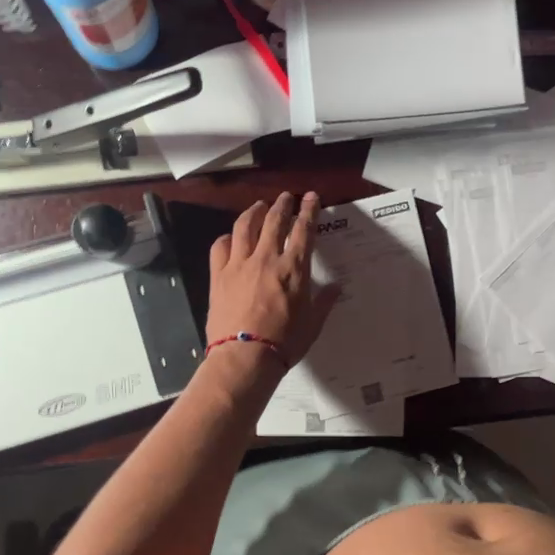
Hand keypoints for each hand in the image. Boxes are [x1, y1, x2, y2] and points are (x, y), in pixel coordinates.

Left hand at [206, 192, 335, 370]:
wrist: (245, 357)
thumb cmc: (285, 343)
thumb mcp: (313, 324)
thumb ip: (323, 302)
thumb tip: (335, 288)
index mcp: (294, 269)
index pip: (304, 230)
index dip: (309, 210)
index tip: (311, 198)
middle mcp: (267, 258)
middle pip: (274, 221)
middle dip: (282, 205)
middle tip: (286, 198)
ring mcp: (239, 265)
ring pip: (245, 226)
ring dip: (254, 212)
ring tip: (259, 206)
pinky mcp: (218, 276)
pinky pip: (220, 246)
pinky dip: (227, 237)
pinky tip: (230, 237)